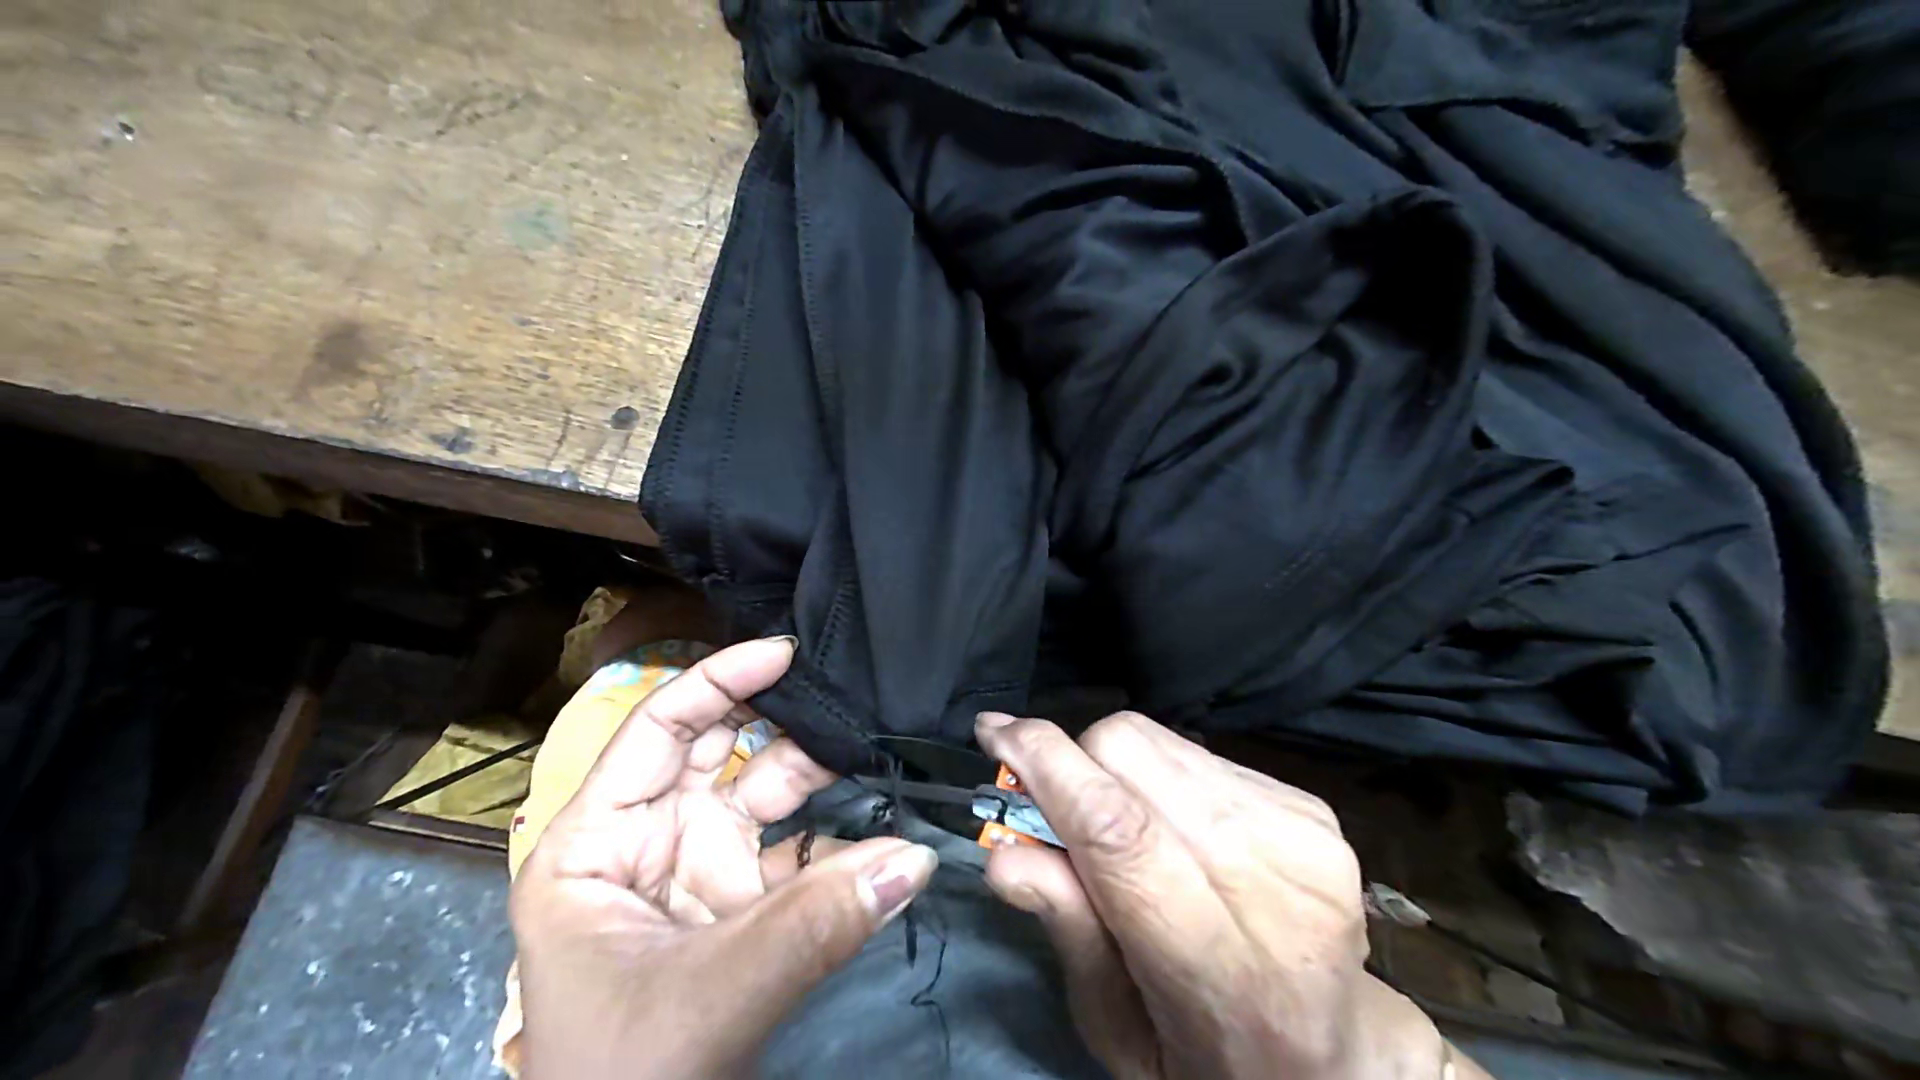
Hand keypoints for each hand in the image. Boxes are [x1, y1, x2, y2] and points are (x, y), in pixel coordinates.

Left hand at [510, 638, 939, 1078]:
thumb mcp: (706, 998)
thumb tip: (914, 857)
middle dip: (779, 716)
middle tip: (847, 689)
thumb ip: (813, 925)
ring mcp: (699, 869)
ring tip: (877, 738)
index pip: (659, 729)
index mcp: (599, 840)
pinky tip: (882, 813)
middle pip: (717, 748)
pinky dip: (837, 831)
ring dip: (818, 769)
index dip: (719, 681)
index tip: (784, 653)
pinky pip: (796, 848)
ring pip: (762, 792)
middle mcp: (650, 838)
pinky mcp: (742, 903)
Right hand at [976, 709, 1468, 1079]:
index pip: (1118, 832)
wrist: (1336, 1050)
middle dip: (1071, 761)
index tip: (993, 731)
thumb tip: (1003, 855)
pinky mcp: (1309, 804)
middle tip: (1053, 803)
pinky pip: (1191, 748)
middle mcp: (1274, 886)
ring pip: (1157, 738)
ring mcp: (1302, 835)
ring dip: (1111, 763)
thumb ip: (1067, 930)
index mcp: (1222, 970)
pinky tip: (1166, 820)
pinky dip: (1154, 771)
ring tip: (1115, 818)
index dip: (1047, 766)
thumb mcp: (1116, 1027)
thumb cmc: (1204, 1053)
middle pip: (1132, 755)